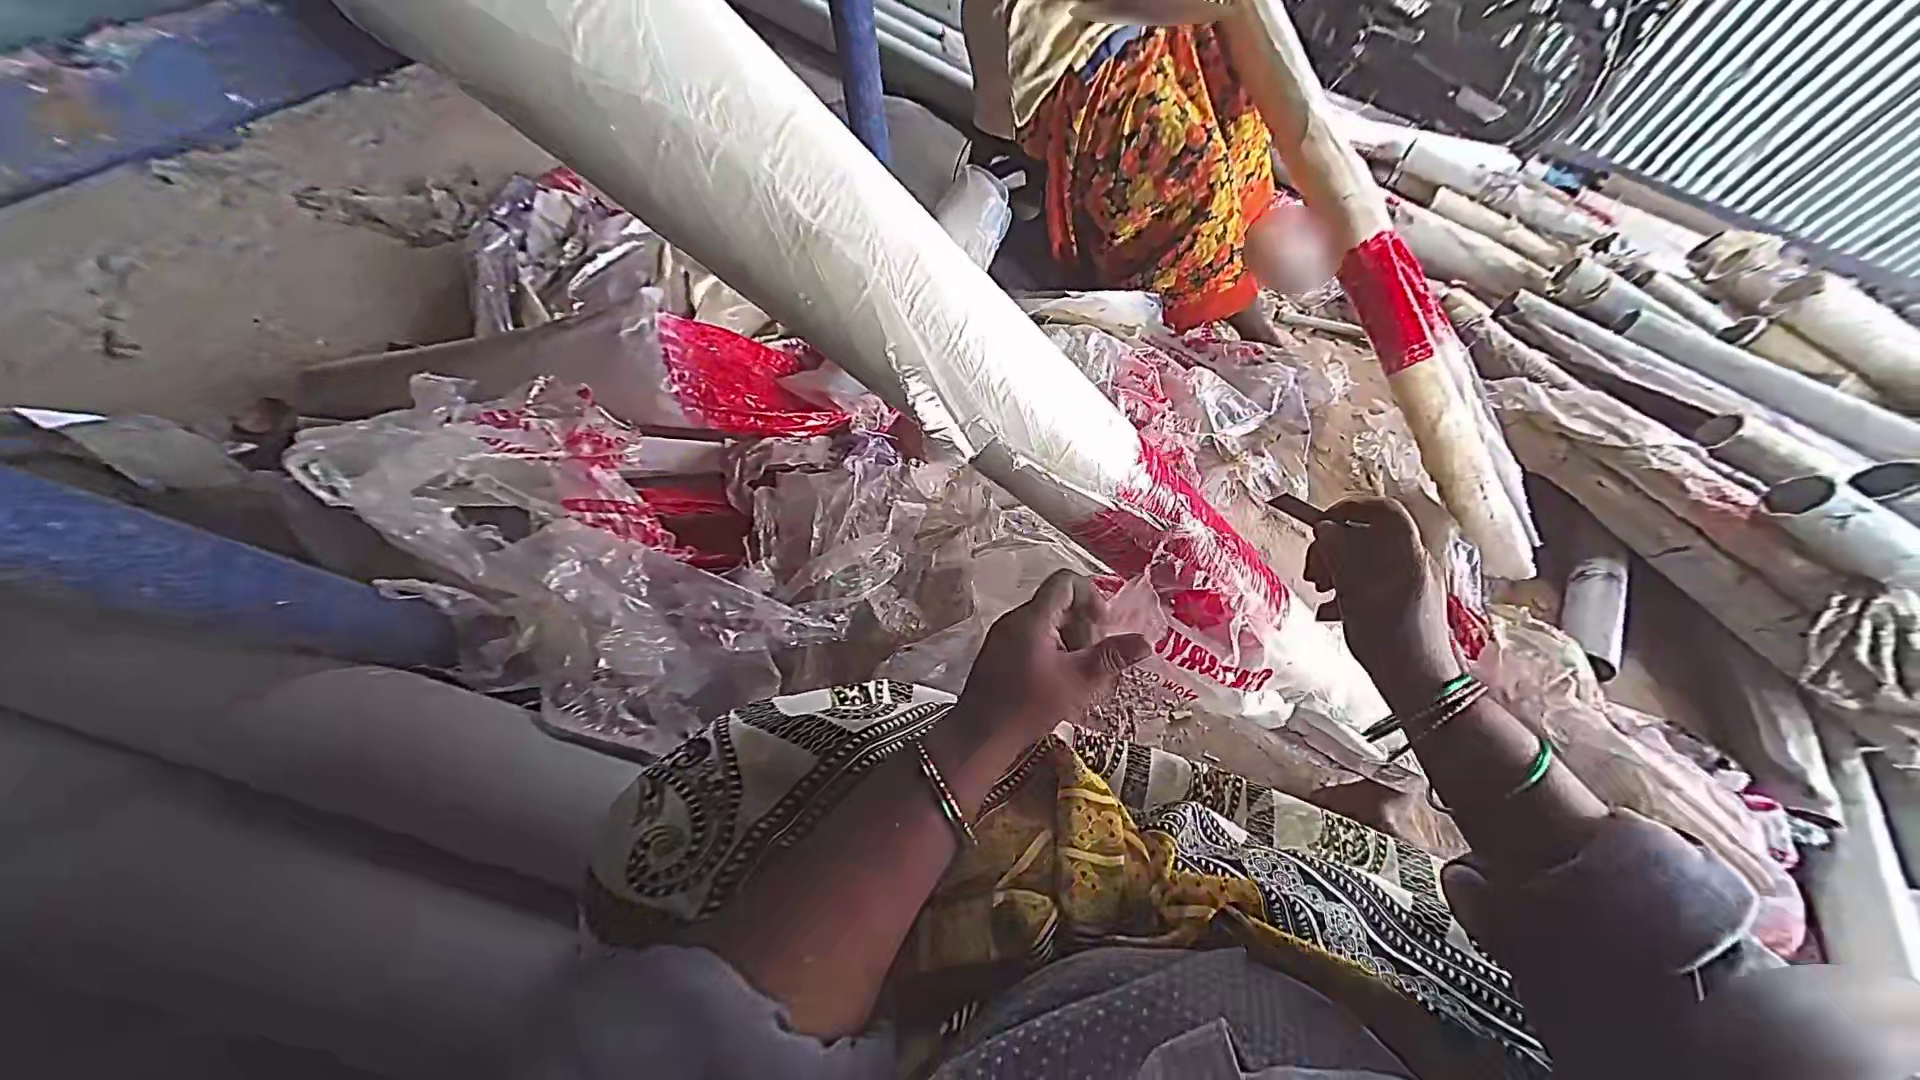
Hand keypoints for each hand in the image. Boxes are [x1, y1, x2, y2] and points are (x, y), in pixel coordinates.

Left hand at [949, 570, 1150, 757]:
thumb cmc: (1029, 705)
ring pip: (1046, 625)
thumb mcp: (1078, 681)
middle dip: (1084, 626)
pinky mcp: (998, 654)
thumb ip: (1111, 657)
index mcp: (1033, 617)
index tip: (1103, 628)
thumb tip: (1145, 642)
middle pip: (1058, 604)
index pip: (1066, 582)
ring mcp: (1003, 637)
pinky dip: (1052, 653)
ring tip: (1081, 675)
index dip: (1092, 598)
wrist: (980, 736)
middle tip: (1094, 659)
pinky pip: (1032, 640)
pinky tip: (1060, 682)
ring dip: (1070, 643)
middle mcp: (1015, 619)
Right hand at [1303, 497, 1458, 709]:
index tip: (1319, 525)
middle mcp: (1414, 562)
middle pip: (1369, 533)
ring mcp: (1413, 581)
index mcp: (1407, 555)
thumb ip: (1340, 555)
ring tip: (1320, 589)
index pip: (1382, 509)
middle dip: (1334, 545)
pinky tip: (1332, 608)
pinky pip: (1373, 577)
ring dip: (1338, 565)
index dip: (1348, 509)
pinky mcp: (1407, 599)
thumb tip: (1325, 527)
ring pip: (1367, 556)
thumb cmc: (1387, 640)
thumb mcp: (1354, 594)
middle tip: (1313, 571)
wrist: (1419, 684)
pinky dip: (1350, 584)